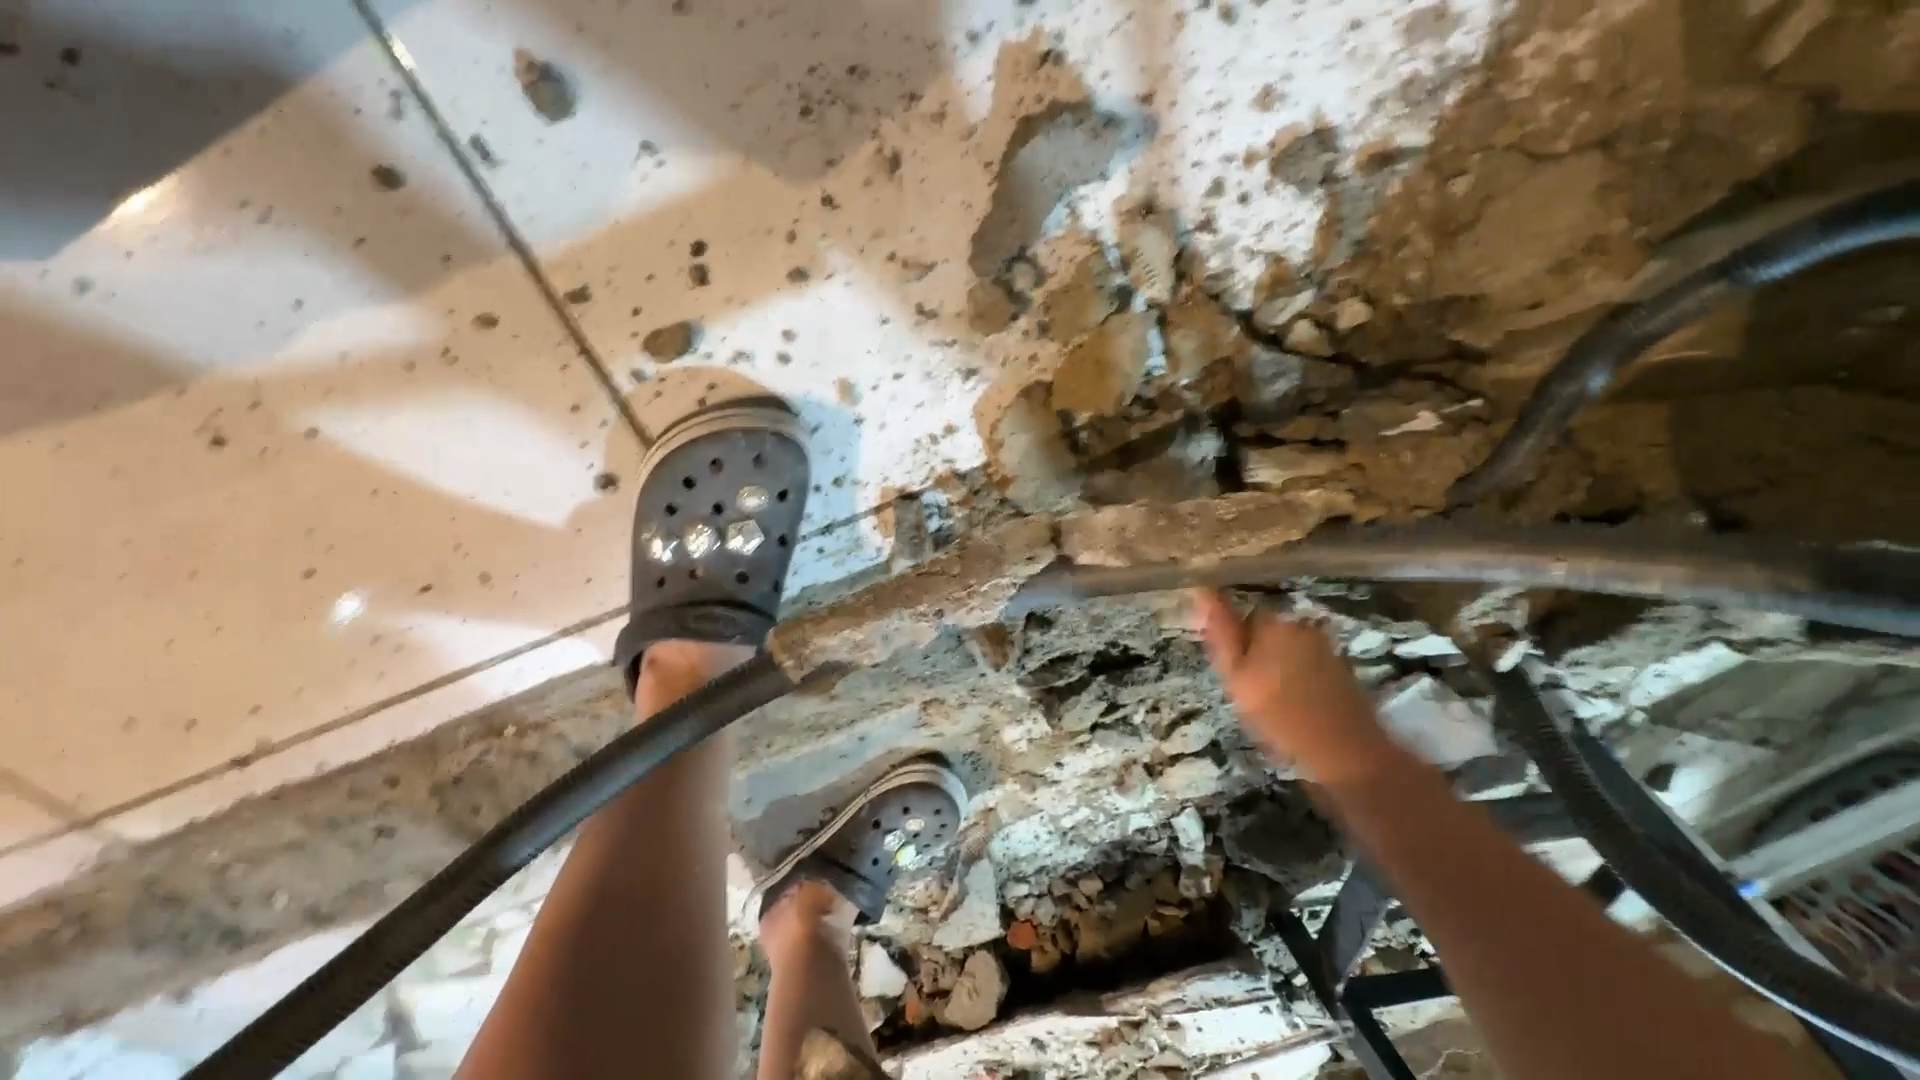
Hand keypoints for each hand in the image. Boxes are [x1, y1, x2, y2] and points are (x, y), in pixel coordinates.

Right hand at [1191, 590, 1390, 778]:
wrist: (1343, 750)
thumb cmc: (1279, 713)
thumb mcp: (1237, 676)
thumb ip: (1220, 632)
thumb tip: (1201, 589)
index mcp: (1273, 624)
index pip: (1243, 618)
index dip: (1235, 644)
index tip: (1233, 673)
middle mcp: (1301, 626)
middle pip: (1268, 632)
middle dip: (1258, 653)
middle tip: (1252, 691)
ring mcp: (1325, 647)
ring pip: (1289, 650)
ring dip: (1279, 667)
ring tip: (1275, 702)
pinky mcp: (1342, 669)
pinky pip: (1309, 666)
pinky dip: (1301, 680)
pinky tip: (1298, 705)